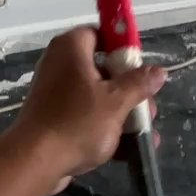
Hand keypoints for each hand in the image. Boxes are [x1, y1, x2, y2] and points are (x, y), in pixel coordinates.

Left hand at [4, 26, 166, 193]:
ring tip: (147, 133)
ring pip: (97, 95)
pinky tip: (131, 150)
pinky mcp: (55, 116)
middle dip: (129, 90)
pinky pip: (86, 115)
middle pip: (103, 68)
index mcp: (71, 47)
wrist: (35, 161)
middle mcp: (61, 63)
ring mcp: (57, 91)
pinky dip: (105, 127)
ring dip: (122, 113)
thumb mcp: (115, 101)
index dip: (122, 48)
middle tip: (149, 107)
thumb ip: (138, 84)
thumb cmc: (76, 121)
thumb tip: (159, 71)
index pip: (100, 34)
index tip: (140, 67)